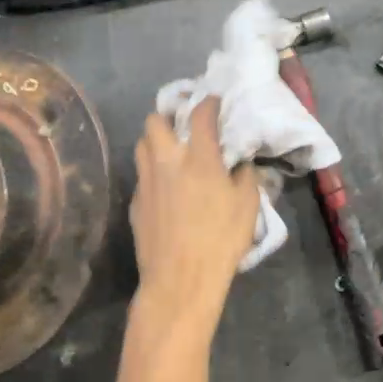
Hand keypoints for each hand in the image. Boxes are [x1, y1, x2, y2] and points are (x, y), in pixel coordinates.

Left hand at [129, 96, 259, 311]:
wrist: (179, 280)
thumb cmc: (220, 240)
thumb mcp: (248, 205)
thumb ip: (244, 176)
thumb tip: (238, 163)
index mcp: (199, 158)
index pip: (200, 115)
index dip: (208, 103)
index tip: (215, 101)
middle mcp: (167, 162)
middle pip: (155, 122)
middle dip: (169, 117)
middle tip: (184, 125)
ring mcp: (146, 183)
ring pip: (141, 146)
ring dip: (156, 141)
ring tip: (172, 150)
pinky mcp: (135, 204)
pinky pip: (141, 175)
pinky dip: (152, 172)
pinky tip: (166, 187)